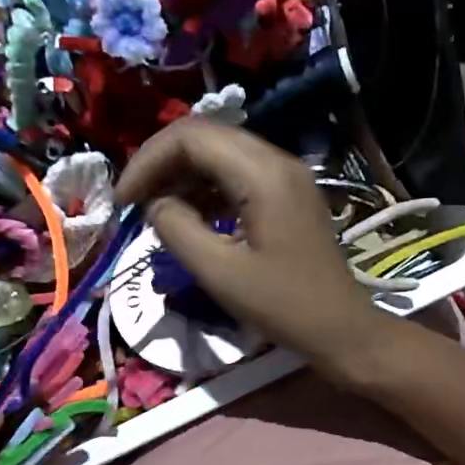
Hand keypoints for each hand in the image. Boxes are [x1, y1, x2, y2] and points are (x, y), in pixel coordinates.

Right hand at [117, 120, 391, 369]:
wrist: (341, 328)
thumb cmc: (284, 306)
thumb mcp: (220, 273)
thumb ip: (177, 229)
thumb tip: (155, 204)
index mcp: (263, 174)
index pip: (191, 137)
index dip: (147, 161)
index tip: (123, 201)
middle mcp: (278, 161)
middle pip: (206, 136)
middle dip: (162, 163)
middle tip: (135, 202)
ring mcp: (288, 176)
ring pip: (222, 154)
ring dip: (184, 175)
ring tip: (157, 211)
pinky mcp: (289, 195)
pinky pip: (240, 174)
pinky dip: (208, 188)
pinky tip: (191, 216)